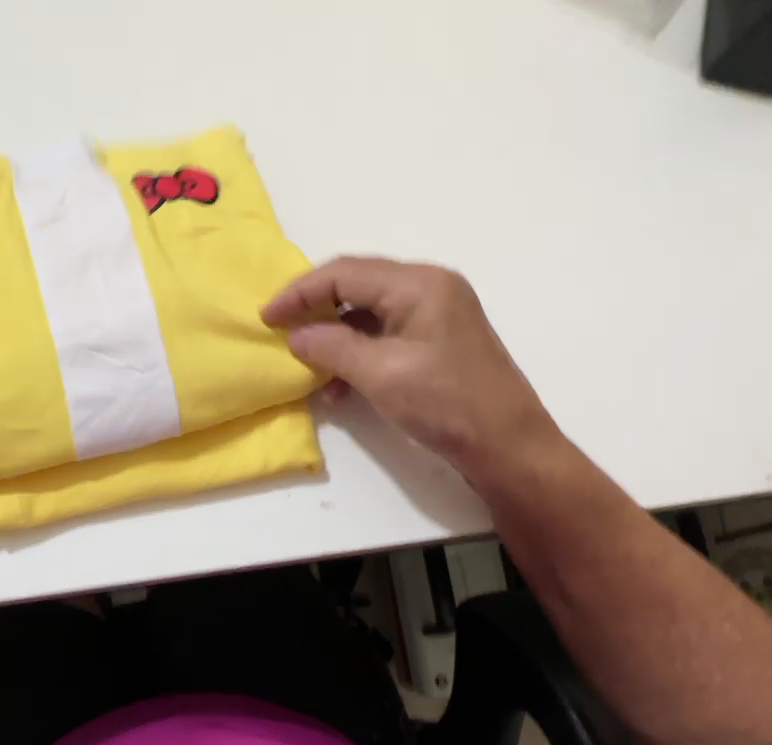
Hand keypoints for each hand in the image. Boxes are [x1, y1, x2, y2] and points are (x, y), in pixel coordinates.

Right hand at [262, 257, 562, 485]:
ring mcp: (435, 315)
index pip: (345, 273)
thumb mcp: (380, 375)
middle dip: (314, 309)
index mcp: (419, 285)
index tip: (265, 318)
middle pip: (356, 285)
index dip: (299, 292)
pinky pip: (383, 335)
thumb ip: (332, 348)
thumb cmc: (446, 404)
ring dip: (333, 337)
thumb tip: (296, 336)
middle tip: (279, 331)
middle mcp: (428, 288)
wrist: (506, 444)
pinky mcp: (435, 342)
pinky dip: (355, 354)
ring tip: (306, 365)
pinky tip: (338, 386)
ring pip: (367, 313)